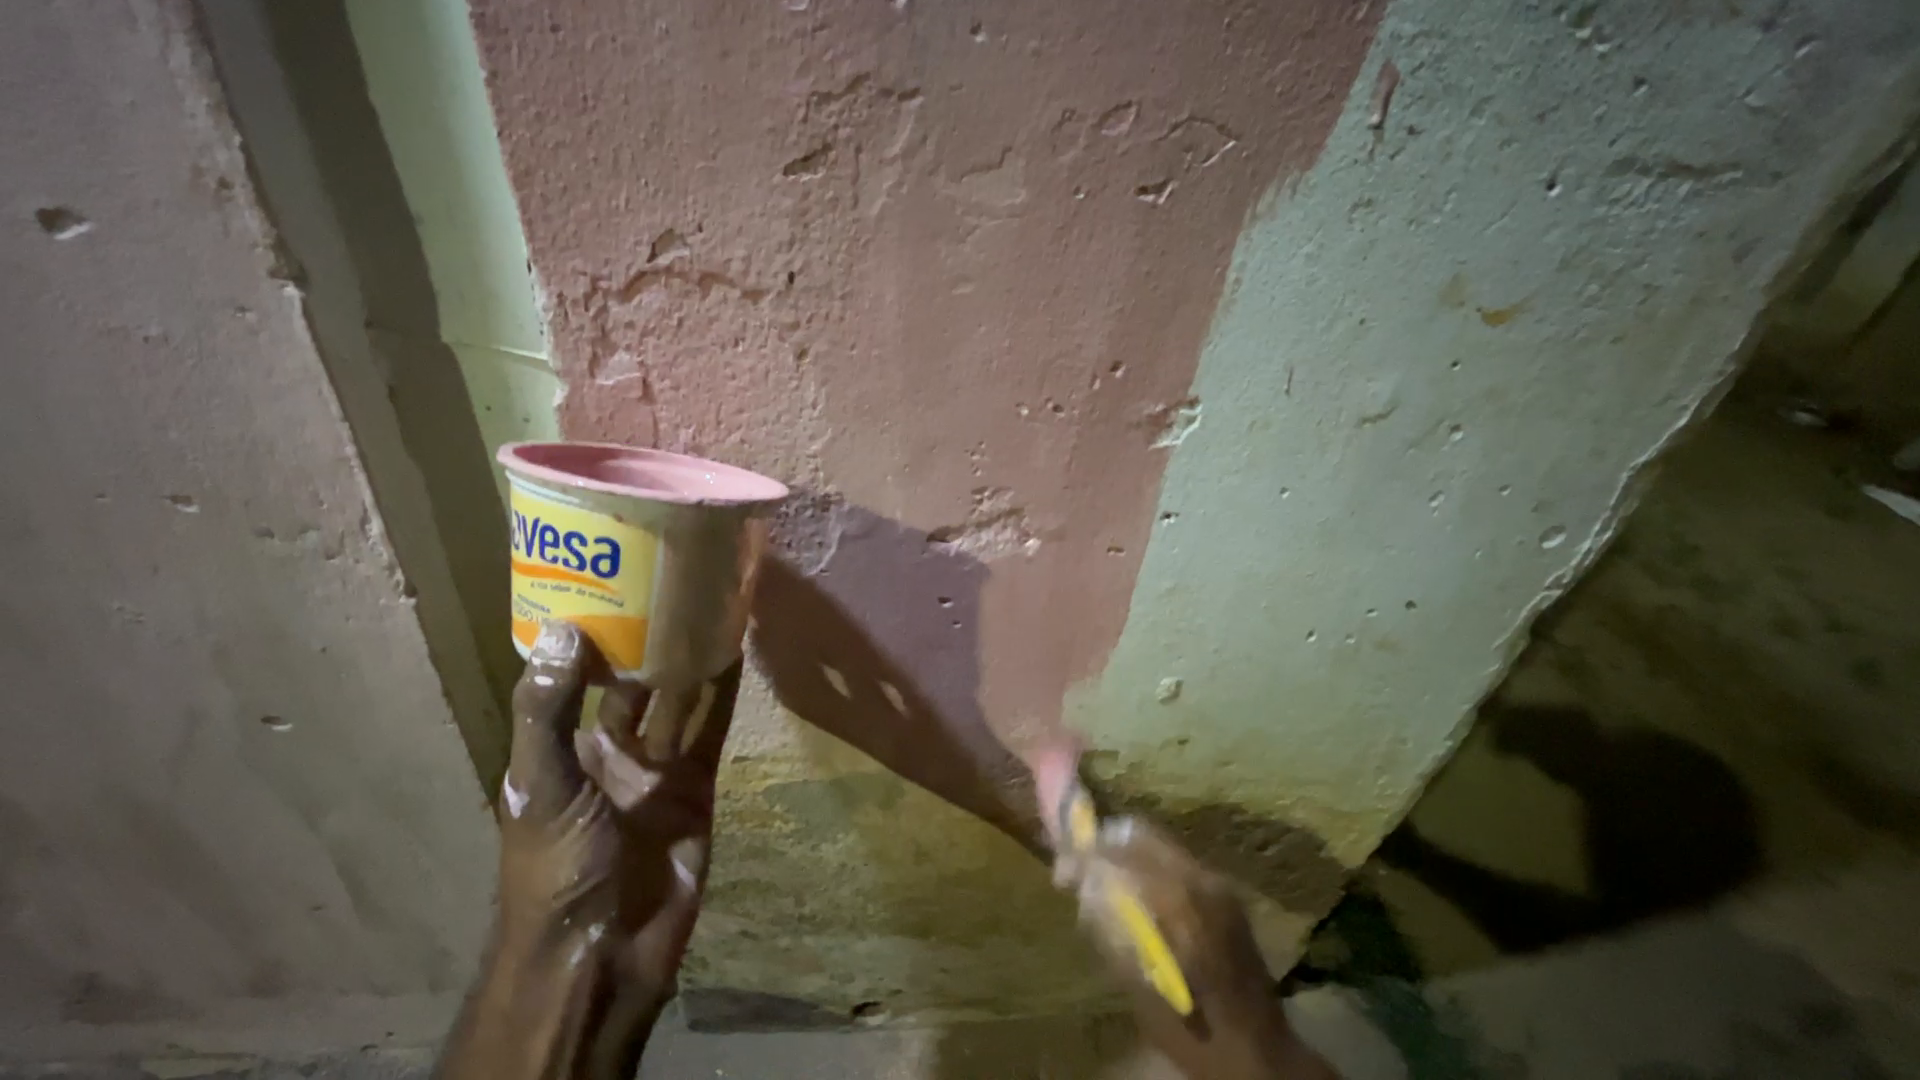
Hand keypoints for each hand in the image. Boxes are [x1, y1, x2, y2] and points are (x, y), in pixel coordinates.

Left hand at [438, 620, 739, 1079]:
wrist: (606, 951)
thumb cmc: (556, 868)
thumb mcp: (541, 785)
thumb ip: (548, 712)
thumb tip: (561, 629)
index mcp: (561, 747)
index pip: (574, 674)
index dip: (592, 629)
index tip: (611, 577)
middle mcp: (610, 748)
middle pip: (633, 678)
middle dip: (651, 634)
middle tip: (674, 573)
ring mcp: (658, 766)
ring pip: (678, 695)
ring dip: (693, 652)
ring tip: (711, 596)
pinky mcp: (699, 784)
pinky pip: (713, 727)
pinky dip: (724, 690)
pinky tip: (736, 648)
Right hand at [1031, 738, 1337, 1079]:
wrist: (1255, 1051)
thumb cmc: (1188, 1025)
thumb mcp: (1134, 979)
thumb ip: (1106, 922)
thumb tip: (1083, 883)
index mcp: (1175, 897)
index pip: (1118, 847)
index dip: (1084, 852)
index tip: (1062, 871)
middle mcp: (1199, 876)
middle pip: (1140, 833)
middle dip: (1105, 844)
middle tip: (1081, 869)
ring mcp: (1217, 882)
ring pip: (1160, 845)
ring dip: (1127, 855)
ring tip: (1107, 883)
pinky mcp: (1227, 894)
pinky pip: (1178, 863)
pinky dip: (1151, 868)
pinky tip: (1141, 898)